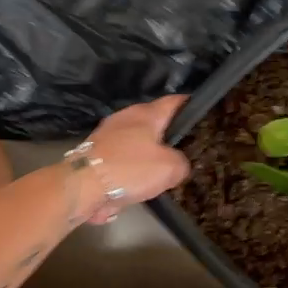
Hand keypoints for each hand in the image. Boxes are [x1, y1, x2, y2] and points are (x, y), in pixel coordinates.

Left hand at [76, 95, 190, 220]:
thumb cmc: (129, 168)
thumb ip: (181, 163)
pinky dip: (131, 170)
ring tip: (165, 171)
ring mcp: (107, 136)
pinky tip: (140, 184)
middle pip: (154, 123)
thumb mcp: (170, 168)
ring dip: (148, 155)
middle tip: (187, 150)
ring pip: (136, 142)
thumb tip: (176, 164)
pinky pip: (122, 160)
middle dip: (169, 135)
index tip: (204, 115)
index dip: (191, 106)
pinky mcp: (96, 155)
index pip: (174, 102)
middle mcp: (124, 119)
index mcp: (145, 114)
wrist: (82, 186)